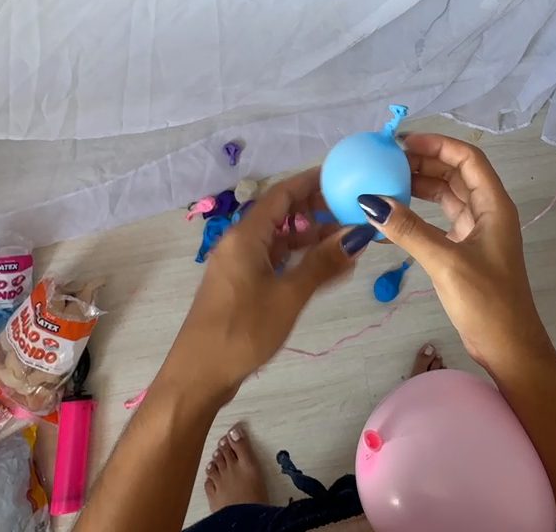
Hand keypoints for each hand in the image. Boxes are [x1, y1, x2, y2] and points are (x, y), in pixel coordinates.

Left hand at [156, 169, 372, 404]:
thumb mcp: (289, 296)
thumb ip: (323, 263)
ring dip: (309, 237)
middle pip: (280, 213)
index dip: (311, 182)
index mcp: (246, 235)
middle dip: (315, 209)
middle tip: (350, 212)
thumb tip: (358, 236)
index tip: (342, 178)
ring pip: (278, 238)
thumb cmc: (241, 331)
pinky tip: (323, 268)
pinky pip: (273, 259)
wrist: (197, 377)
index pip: (282, 193)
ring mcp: (238, 265)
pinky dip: (297, 258)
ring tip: (344, 242)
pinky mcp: (239, 285)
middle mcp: (239, 242)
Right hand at [358, 134, 554, 370]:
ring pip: (447, 195)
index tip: (404, 143)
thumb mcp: (446, 261)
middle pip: (456, 173)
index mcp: (494, 205)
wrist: (509, 348)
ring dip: (420, 186)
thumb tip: (371, 202)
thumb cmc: (487, 302)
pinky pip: (440, 219)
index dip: (438, 145)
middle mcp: (487, 211)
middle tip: (387, 161)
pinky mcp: (465, 249)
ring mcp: (477, 231)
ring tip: (386, 181)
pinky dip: (418, 214)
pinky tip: (392, 217)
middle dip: (424, 163)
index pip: (468, 158)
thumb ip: (409, 230)